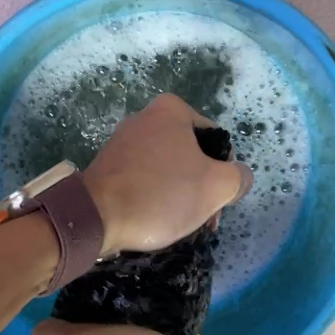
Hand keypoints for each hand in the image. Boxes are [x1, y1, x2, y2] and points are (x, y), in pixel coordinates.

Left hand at [82, 95, 252, 254]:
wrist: (95, 218)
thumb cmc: (160, 195)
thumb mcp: (217, 186)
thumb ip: (239, 177)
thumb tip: (239, 178)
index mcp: (171, 109)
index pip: (217, 141)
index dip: (224, 174)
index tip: (216, 204)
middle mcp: (144, 118)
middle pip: (191, 157)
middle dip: (200, 189)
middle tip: (201, 220)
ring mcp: (122, 143)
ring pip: (167, 172)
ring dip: (179, 198)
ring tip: (177, 225)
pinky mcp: (107, 168)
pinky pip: (142, 182)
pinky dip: (153, 200)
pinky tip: (153, 221)